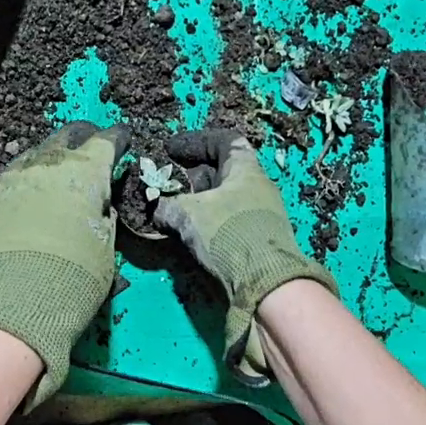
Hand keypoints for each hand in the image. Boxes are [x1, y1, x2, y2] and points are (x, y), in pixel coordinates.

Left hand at [0, 121, 126, 408]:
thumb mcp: (106, 247)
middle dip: (84, 139)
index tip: (123, 142)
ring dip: (54, 156)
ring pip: (39, 151)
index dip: (118, 140)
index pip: (106, 141)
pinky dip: (30, 176)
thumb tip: (100, 202)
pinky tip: (33, 189)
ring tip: (60, 169)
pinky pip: (16, 174)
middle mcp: (50, 162)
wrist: (15, 301)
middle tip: (92, 149)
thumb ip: (104, 215)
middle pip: (69, 136)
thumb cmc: (73, 276)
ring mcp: (16, 175)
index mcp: (86, 170)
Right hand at [156, 129, 337, 381]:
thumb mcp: (188, 213)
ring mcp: (259, 215)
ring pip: (221, 199)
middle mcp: (256, 187)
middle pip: (221, 172)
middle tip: (166, 184)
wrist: (267, 282)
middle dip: (191, 176)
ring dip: (196, 203)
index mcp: (246, 169)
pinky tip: (185, 234)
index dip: (196, 142)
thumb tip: (158, 209)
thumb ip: (167, 205)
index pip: (224, 141)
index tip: (171, 150)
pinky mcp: (256, 241)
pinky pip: (225, 222)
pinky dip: (204, 223)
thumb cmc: (228, 232)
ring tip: (170, 211)